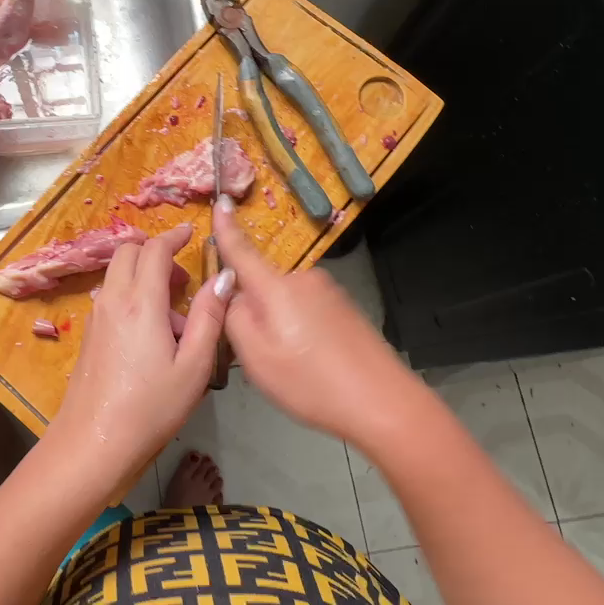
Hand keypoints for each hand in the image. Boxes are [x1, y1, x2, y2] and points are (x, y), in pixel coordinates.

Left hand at [46, 222, 231, 475]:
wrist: (94, 443)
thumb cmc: (150, 408)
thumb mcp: (193, 366)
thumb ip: (210, 317)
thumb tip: (223, 278)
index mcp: (140, 302)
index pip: (154, 250)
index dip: (174, 236)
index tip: (190, 232)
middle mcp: (112, 300)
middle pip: (128, 252)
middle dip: (155, 252)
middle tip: (182, 279)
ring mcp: (96, 317)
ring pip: (117, 275)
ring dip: (142, 276)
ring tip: (172, 316)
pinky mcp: (88, 335)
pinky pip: (110, 297)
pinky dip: (130, 296)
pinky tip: (150, 335)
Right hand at [211, 198, 420, 444]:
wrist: (383, 402)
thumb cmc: (312, 382)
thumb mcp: (256, 358)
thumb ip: (234, 318)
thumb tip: (233, 293)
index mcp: (277, 287)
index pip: (242, 251)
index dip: (226, 228)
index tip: (220, 201)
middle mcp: (304, 280)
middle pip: (263, 284)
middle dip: (255, 311)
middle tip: (262, 355)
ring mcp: (329, 292)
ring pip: (285, 302)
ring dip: (280, 325)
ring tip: (292, 366)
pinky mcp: (345, 308)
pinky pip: (307, 312)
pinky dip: (301, 332)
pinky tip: (313, 364)